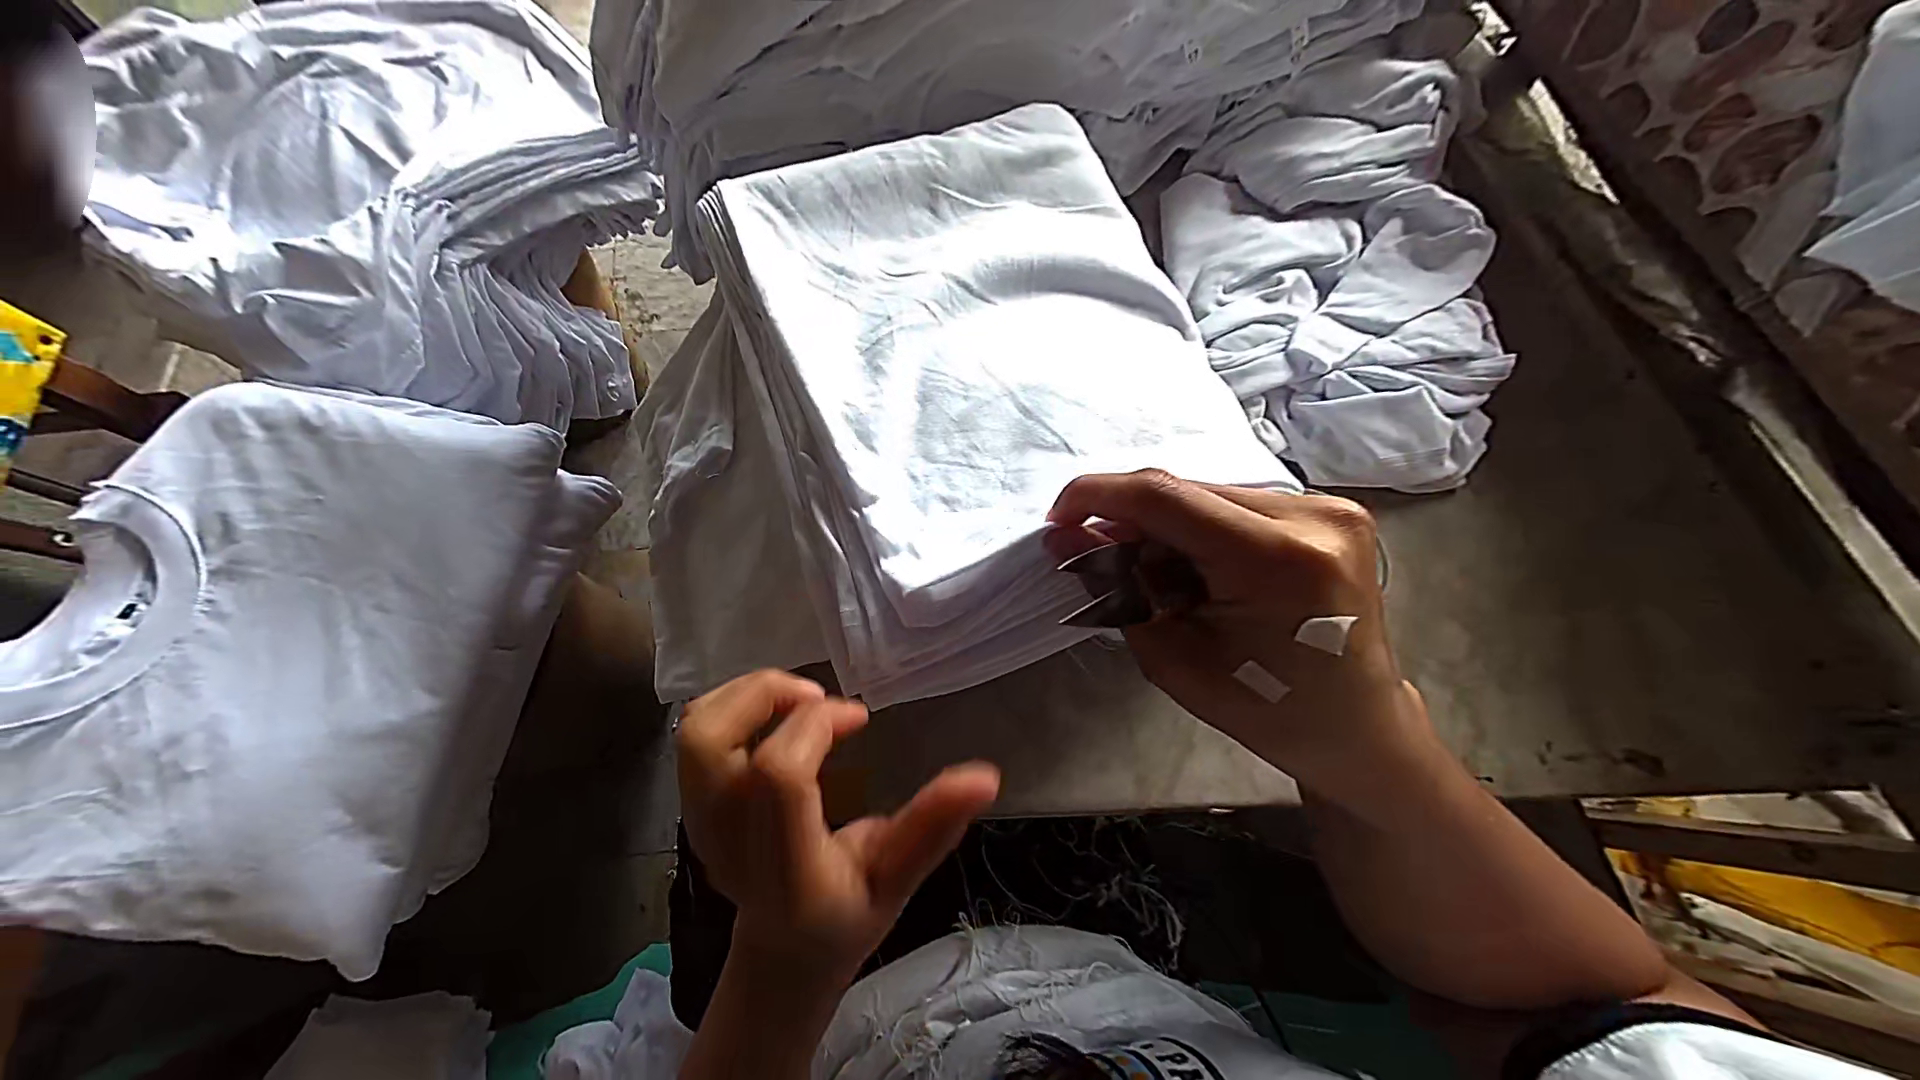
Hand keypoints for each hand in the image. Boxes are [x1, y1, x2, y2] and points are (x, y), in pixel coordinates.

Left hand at [677, 671, 1000, 981]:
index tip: (858, 717)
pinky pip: (696, 736)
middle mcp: (730, 843)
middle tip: (817, 695)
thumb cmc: (847, 915)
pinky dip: (734, 706)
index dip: (814, 726)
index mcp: (786, 867)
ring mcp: (703, 826)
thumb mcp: (898, 877)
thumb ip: (934, 826)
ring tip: (796, 700)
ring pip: (696, 731)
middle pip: (712, 741)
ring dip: (747, 694)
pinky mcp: (695, 808)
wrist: (783, 950)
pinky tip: (776, 717)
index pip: (776, 777)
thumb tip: (986, 776)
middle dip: (767, 694)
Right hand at [1048, 469, 1431, 809]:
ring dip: (1165, 525)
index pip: (1164, 498)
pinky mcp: (1329, 510)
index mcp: (1277, 561)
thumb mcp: (1174, 659)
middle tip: (1099, 557)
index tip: (1058, 516)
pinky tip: (1198, 567)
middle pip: (1184, 490)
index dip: (1097, 496)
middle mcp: (1313, 516)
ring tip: (1159, 575)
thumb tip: (1073, 537)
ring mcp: (1329, 507)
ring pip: (1207, 493)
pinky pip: (1234, 503)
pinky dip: (1199, 528)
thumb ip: (1121, 589)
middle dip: (1128, 519)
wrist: (1359, 724)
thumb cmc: (1269, 710)